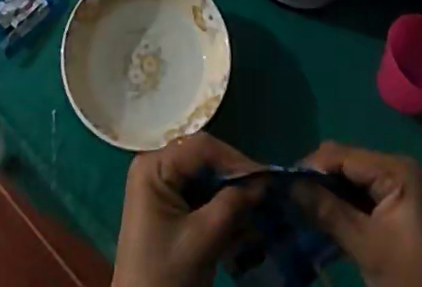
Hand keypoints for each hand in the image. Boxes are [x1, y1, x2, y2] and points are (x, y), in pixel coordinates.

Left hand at [113, 133, 264, 286]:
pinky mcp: (173, 209)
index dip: (235, 160)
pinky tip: (246, 227)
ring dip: (234, 196)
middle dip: (236, 179)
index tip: (266, 180)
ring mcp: (165, 189)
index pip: (201, 147)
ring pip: (209, 180)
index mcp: (154, 167)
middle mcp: (158, 168)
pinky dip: (225, 210)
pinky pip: (204, 198)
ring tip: (261, 211)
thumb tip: (264, 182)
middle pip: (206, 161)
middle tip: (267, 194)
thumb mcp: (202, 239)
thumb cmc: (164, 276)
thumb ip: (233, 205)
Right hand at [290, 142, 421, 286]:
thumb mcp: (366, 246)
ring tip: (299, 208)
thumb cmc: (412, 278)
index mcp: (394, 169)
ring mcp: (397, 185)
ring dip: (326, 192)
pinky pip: (360, 194)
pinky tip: (321, 217)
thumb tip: (289, 184)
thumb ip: (328, 211)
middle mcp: (395, 167)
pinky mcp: (395, 204)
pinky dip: (341, 204)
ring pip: (349, 179)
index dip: (310, 167)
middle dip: (317, 178)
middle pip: (344, 163)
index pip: (341, 155)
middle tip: (288, 199)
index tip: (281, 184)